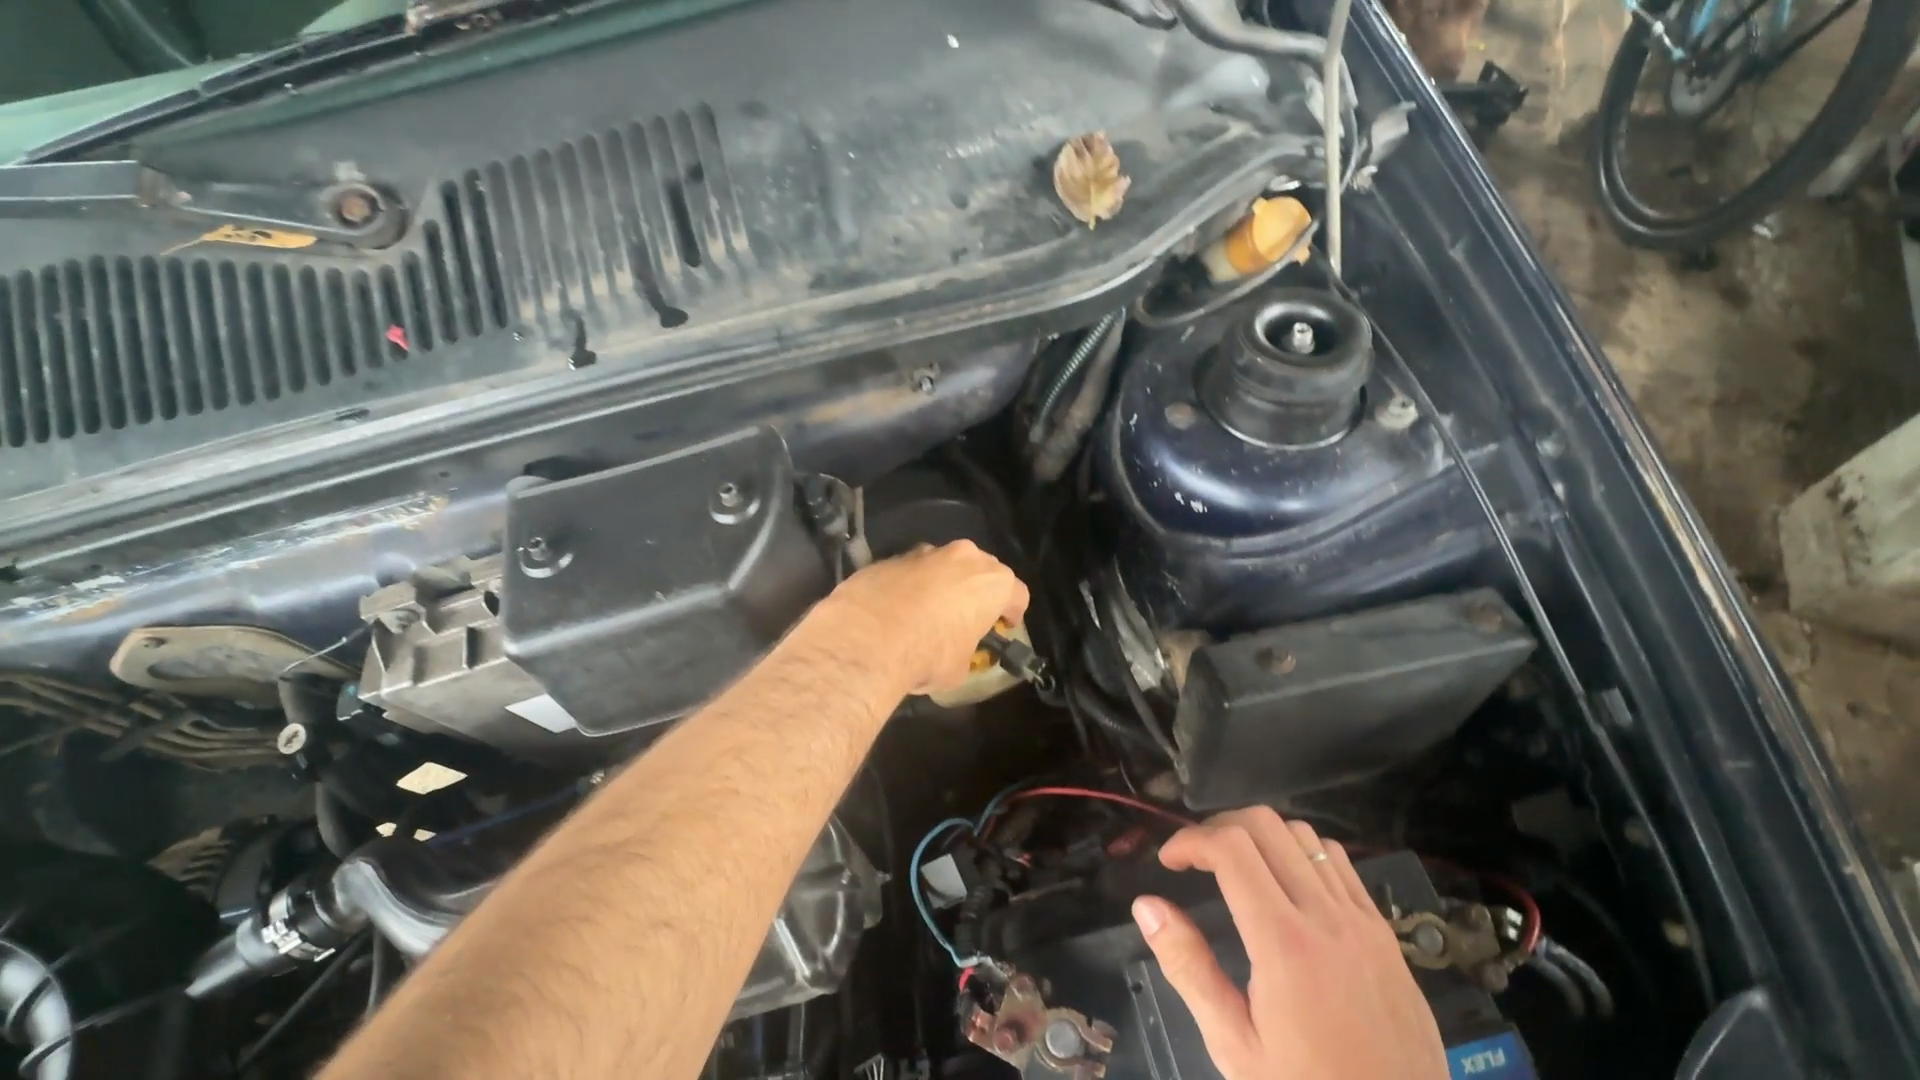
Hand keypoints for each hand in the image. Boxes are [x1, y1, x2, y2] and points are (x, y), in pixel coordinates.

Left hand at [816, 541, 1029, 695]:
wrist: (866, 638)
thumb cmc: (928, 654)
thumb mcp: (959, 668)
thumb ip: (965, 651)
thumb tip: (954, 653)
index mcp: (991, 583)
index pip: (1017, 594)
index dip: (1011, 613)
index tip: (1003, 627)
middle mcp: (963, 558)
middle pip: (981, 570)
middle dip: (976, 591)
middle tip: (966, 616)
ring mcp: (924, 553)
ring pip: (943, 565)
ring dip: (941, 584)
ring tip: (926, 612)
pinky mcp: (890, 558)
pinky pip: (909, 571)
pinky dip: (909, 586)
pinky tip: (896, 610)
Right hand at [1131, 808, 1448, 1079]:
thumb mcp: (1234, 1045)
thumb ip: (1188, 968)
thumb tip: (1147, 905)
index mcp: (1284, 943)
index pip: (1231, 848)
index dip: (1190, 840)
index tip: (1169, 862)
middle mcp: (1326, 916)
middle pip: (1266, 825)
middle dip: (1219, 827)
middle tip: (1196, 860)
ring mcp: (1363, 921)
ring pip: (1304, 836)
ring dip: (1262, 838)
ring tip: (1238, 870)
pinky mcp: (1385, 932)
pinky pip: (1339, 864)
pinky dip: (1302, 854)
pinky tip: (1288, 888)